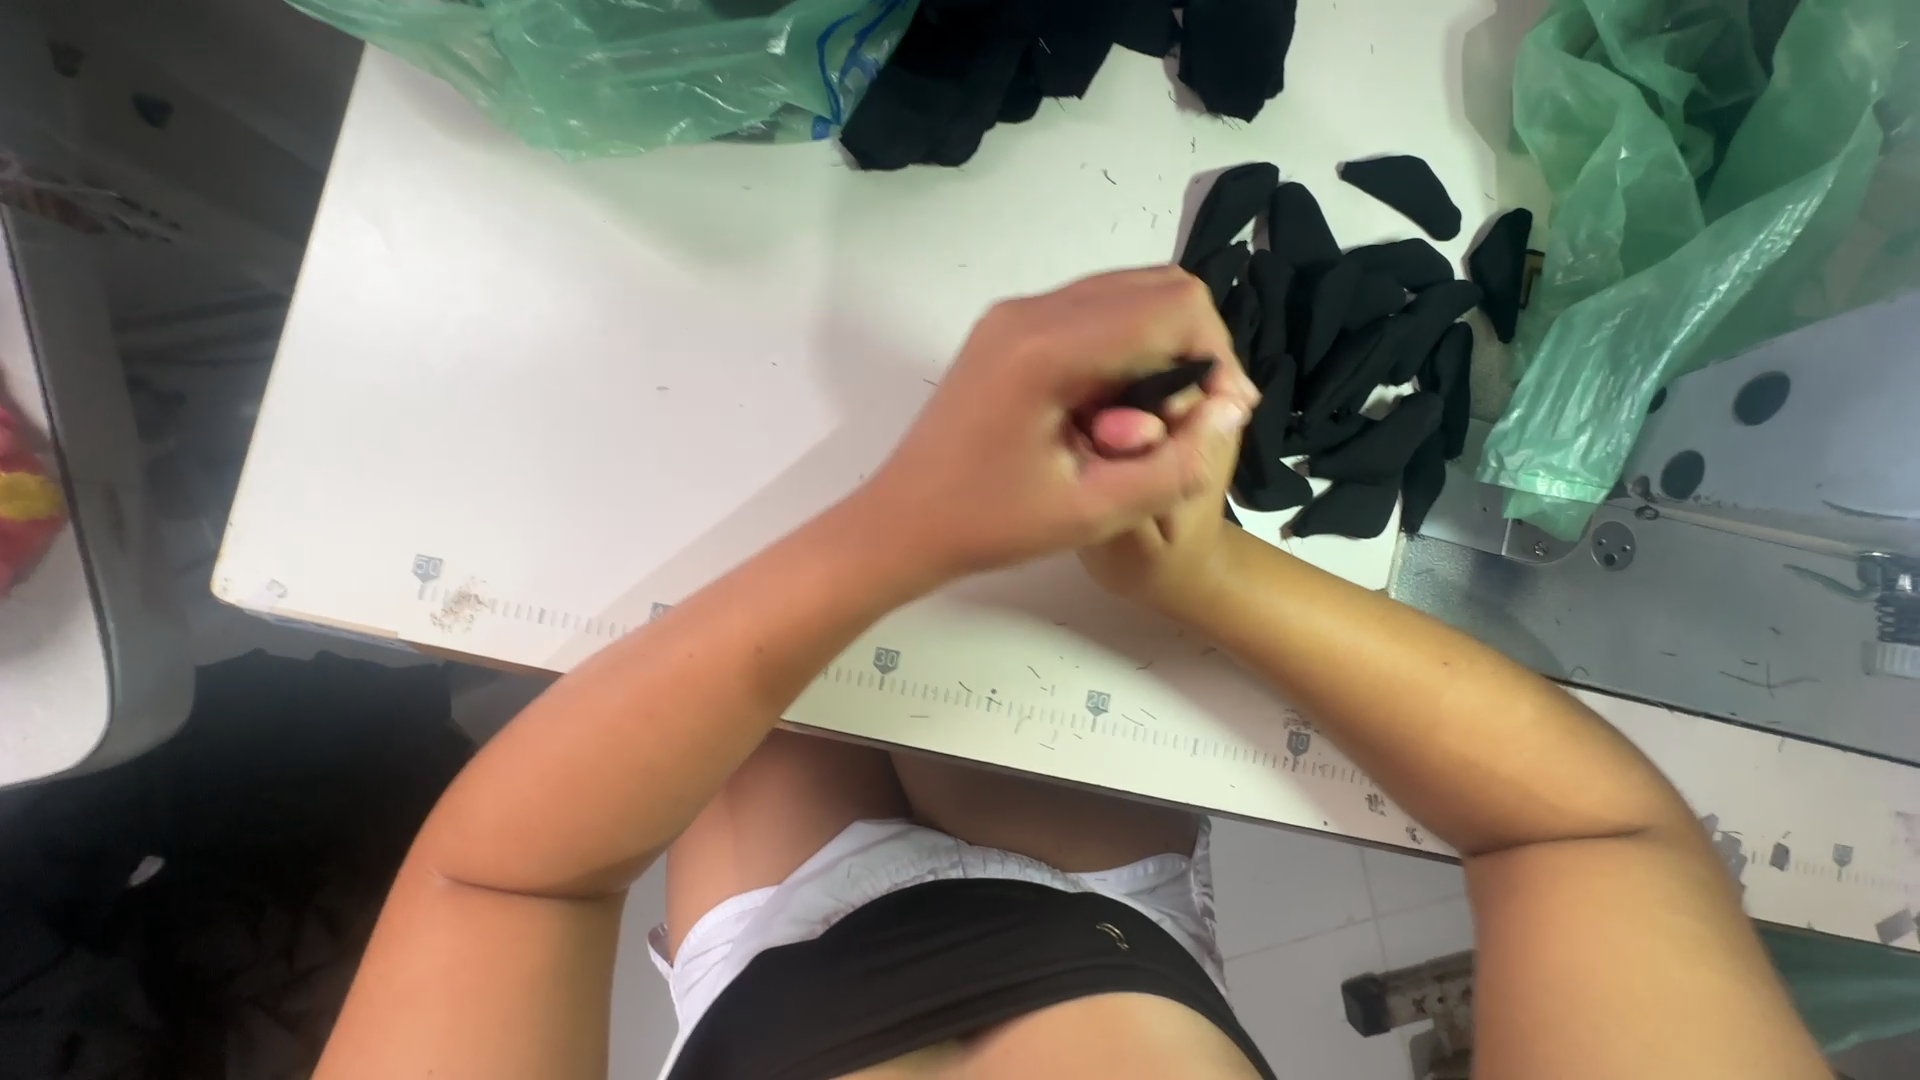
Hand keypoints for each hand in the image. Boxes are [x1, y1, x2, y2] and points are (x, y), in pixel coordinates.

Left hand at [858, 267, 1257, 580]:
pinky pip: (1087, 314)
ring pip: (1122, 297)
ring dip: (1153, 350)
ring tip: (1140, 426)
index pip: (1174, 306)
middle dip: (1188, 349)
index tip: (1211, 419)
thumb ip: (1175, 464)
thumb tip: (1231, 407)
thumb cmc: (989, 527)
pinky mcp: (1004, 330)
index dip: (1214, 357)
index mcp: (1048, 349)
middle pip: (1153, 287)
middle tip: (1179, 424)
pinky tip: (1104, 412)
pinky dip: (1118, 351)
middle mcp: (1030, 311)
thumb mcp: (1094, 513)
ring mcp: (1011, 315)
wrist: (901, 523)